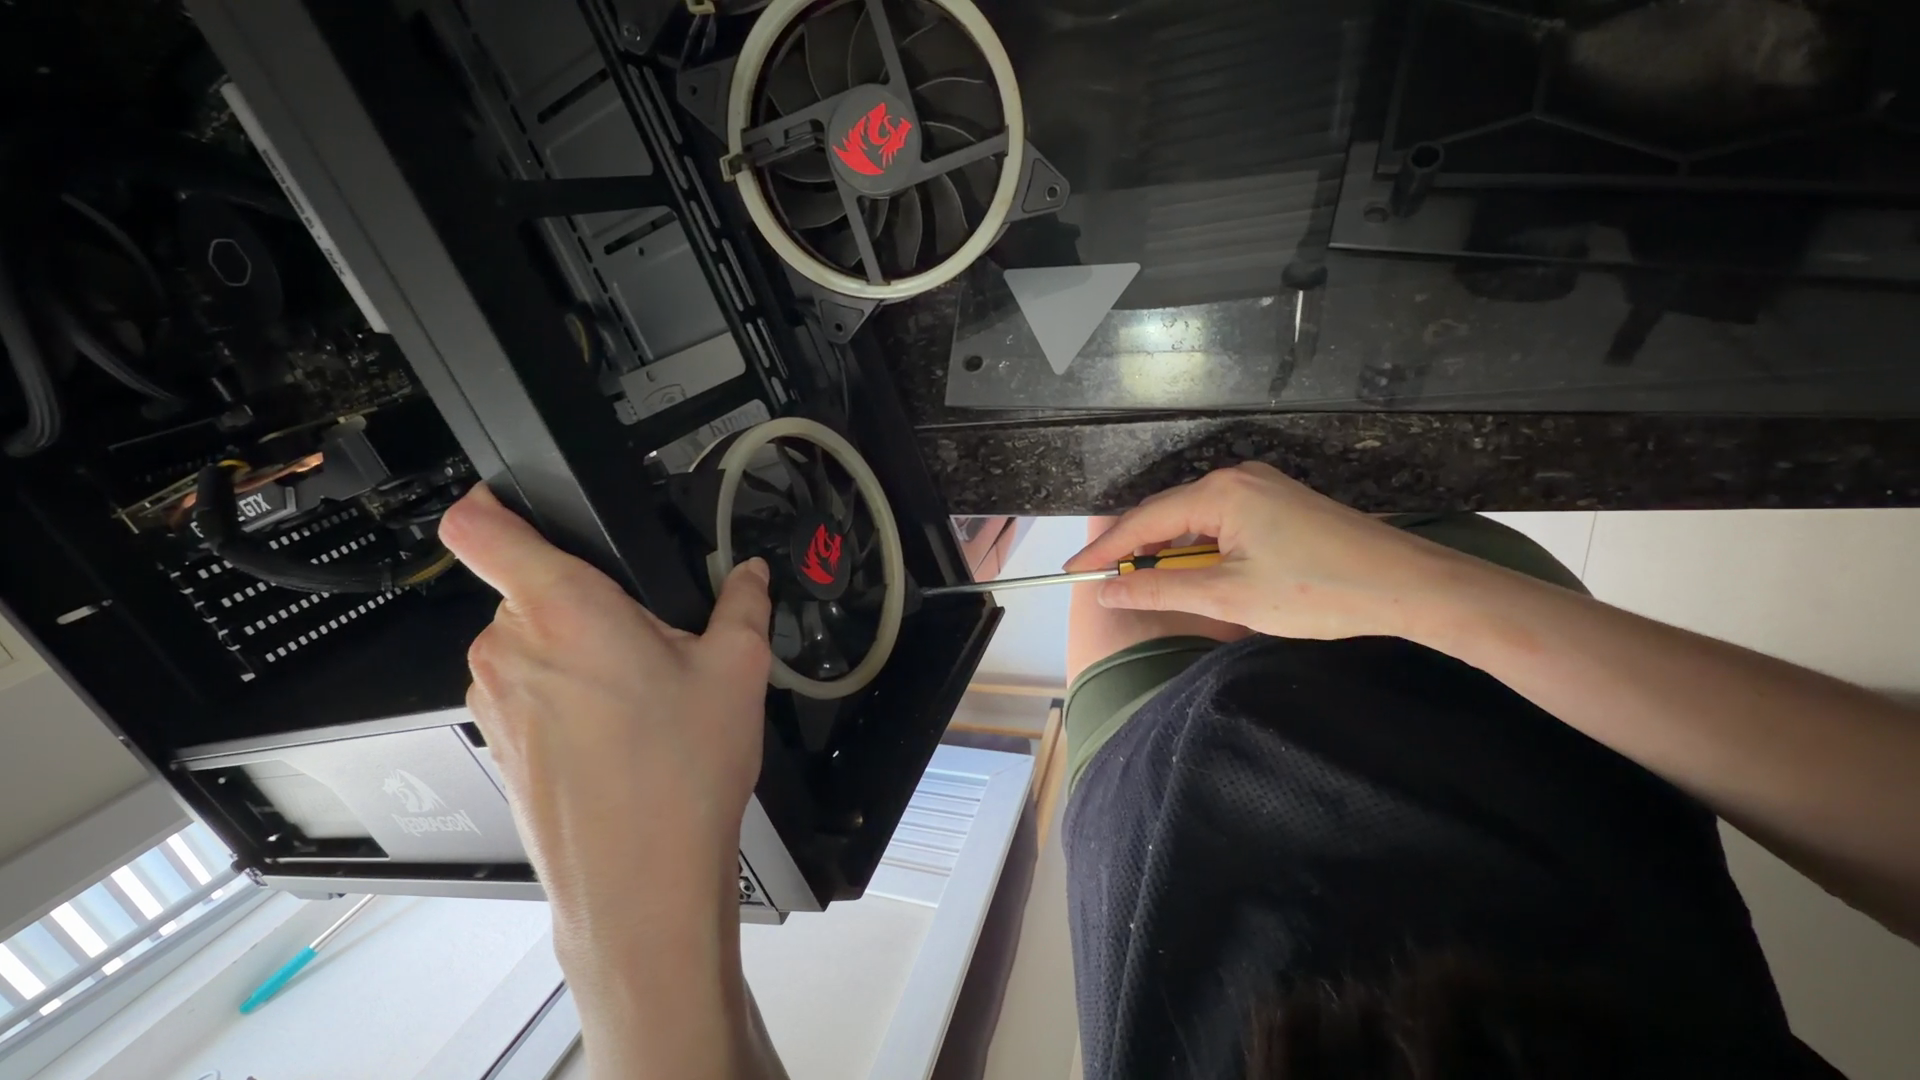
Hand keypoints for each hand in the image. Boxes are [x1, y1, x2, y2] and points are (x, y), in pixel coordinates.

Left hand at [438, 485, 771, 957]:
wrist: (639, 883)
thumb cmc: (679, 775)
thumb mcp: (737, 670)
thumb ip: (742, 603)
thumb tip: (748, 575)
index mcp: (563, 608)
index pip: (481, 524)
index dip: (495, 500)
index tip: (527, 503)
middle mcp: (510, 647)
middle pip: (531, 585)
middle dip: (587, 598)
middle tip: (648, 639)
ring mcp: (494, 699)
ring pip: (532, 640)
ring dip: (578, 649)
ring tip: (641, 696)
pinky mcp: (497, 742)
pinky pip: (527, 688)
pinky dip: (566, 693)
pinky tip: (622, 735)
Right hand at [1066, 462, 1481, 641]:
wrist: (1409, 586)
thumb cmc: (1318, 592)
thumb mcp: (1230, 596)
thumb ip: (1162, 588)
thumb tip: (1108, 591)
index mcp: (1221, 492)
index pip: (1144, 521)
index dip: (1106, 551)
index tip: (1072, 574)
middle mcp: (1238, 477)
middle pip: (1167, 513)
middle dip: (1134, 549)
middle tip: (1104, 583)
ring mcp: (1262, 487)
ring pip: (1195, 518)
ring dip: (1169, 550)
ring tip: (1143, 582)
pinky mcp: (1280, 503)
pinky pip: (1222, 521)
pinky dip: (1199, 547)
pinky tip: (1195, 571)